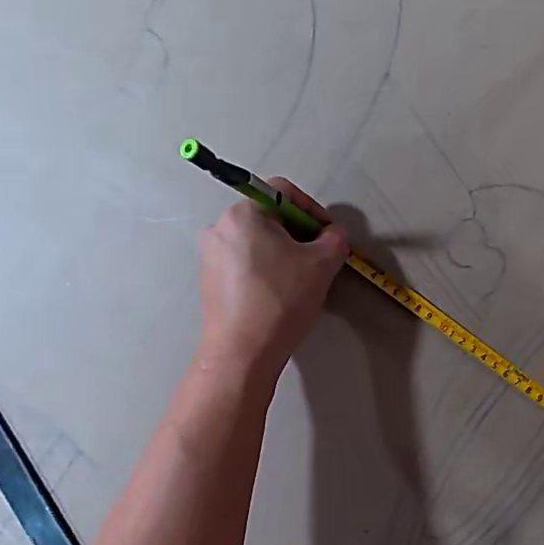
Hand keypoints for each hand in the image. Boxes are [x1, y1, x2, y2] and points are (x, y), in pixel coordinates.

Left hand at [197, 178, 349, 373]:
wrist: (242, 352)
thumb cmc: (281, 301)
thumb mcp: (321, 265)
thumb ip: (334, 239)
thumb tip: (333, 235)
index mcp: (243, 214)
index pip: (283, 192)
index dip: (312, 210)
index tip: (328, 235)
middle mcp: (219, 228)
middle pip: (268, 217)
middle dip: (298, 233)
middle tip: (319, 258)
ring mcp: (210, 256)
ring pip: (256, 242)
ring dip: (282, 252)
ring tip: (301, 280)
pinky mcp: (209, 281)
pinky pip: (243, 263)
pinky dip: (264, 270)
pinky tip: (279, 295)